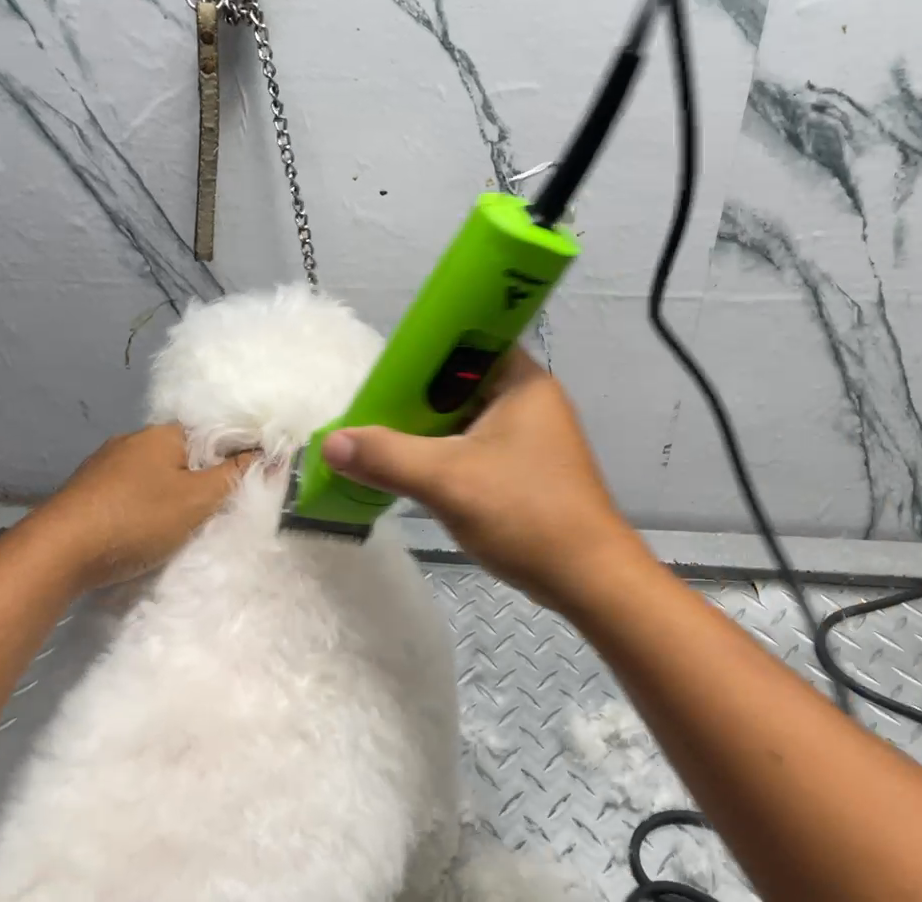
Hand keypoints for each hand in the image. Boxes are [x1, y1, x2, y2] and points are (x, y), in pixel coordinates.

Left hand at [27, 424, 252, 587]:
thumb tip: (271, 453)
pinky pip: (130, 493)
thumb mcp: (197, 499)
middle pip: (183, 455)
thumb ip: (235, 475)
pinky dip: (144, 507)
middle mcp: (132, 440)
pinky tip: (146, 530)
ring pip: (154, 475)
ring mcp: (105, 466)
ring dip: (171, 495)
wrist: (58, 551)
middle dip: (201, 479)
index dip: (235, 455)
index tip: (250, 482)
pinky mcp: (87, 492)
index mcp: (163, 434)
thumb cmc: (137, 519)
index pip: (213, 434)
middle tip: (218, 511)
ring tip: (183, 525)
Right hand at [320, 349, 648, 607]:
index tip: (383, 371)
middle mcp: (529, 400)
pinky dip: (443, 456)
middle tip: (370, 409)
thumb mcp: (447, 480)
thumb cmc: (525, 513)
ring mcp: (530, 437)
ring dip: (425, 431)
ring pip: (463, 420)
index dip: (423, 351)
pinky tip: (410, 471)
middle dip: (414, 398)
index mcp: (522, 381)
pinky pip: (473, 448)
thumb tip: (331, 442)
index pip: (467, 341)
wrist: (589, 580)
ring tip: (377, 439)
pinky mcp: (525, 470)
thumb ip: (387, 456)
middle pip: (459, 383)